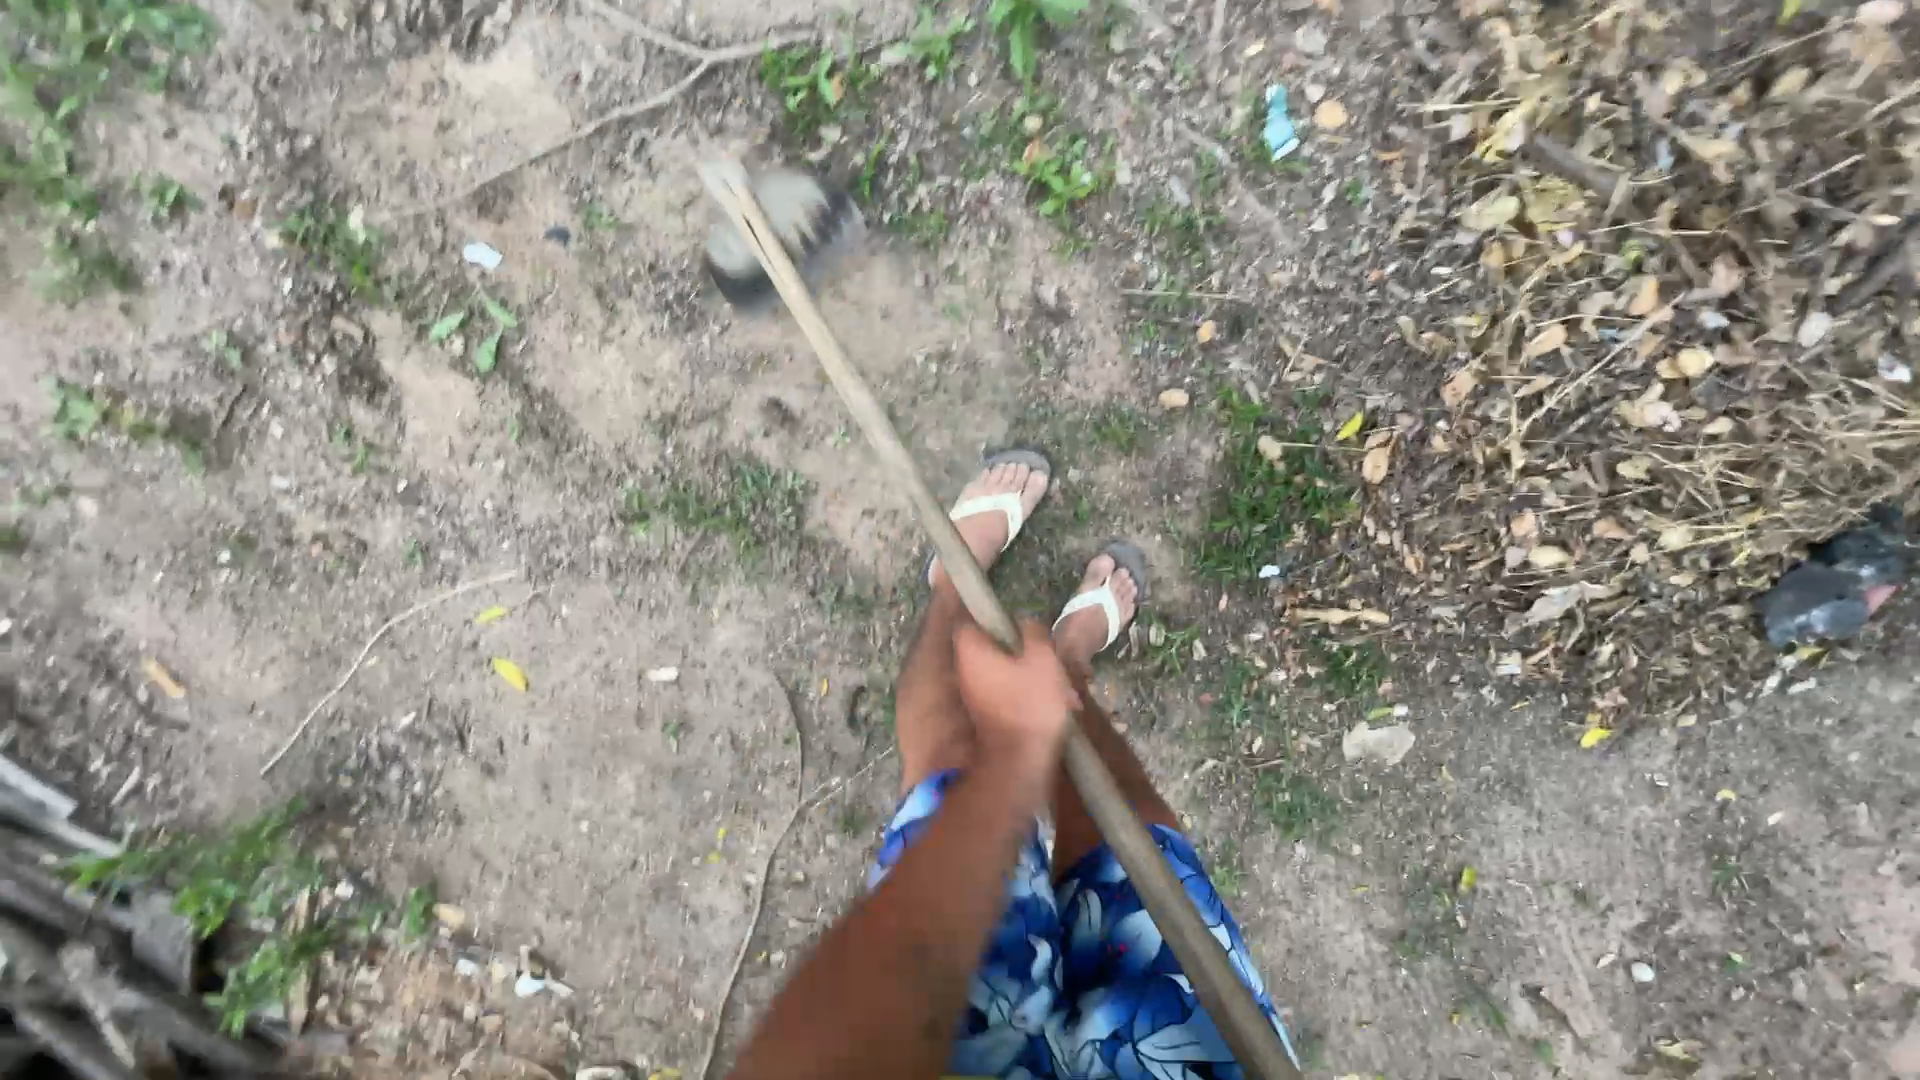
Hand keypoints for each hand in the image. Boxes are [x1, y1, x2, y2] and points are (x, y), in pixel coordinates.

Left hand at [953, 619, 1079, 774]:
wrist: (1019, 764)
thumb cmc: (1029, 704)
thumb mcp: (1042, 658)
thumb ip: (1033, 632)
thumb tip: (1025, 620)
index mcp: (970, 651)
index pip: (969, 621)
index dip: (992, 618)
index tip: (1016, 622)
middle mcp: (964, 672)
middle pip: (990, 648)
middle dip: (1022, 651)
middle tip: (1049, 656)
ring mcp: (972, 696)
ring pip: (1003, 673)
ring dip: (1031, 675)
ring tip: (1065, 689)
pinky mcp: (985, 716)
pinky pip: (1006, 694)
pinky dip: (1027, 695)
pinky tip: (1058, 705)